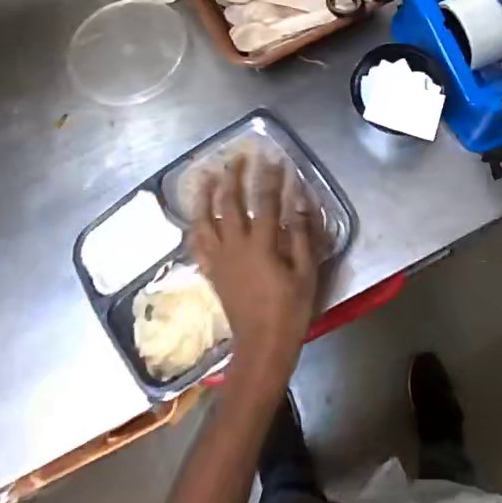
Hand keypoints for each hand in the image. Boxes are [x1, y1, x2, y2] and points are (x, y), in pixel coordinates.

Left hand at [189, 157, 321, 393]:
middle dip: (233, 177)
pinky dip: (195, 226)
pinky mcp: (211, 272)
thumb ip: (301, 234)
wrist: (262, 345)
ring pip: (205, 220)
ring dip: (204, 196)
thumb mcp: (306, 271)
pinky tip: (195, 217)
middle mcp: (235, 246)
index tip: (275, 158)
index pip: (266, 201)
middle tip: (236, 158)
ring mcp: (219, 259)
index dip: (271, 177)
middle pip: (229, 204)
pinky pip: (197, 245)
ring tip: (205, 176)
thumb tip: (300, 201)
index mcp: (261, 245)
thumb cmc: (290, 309)